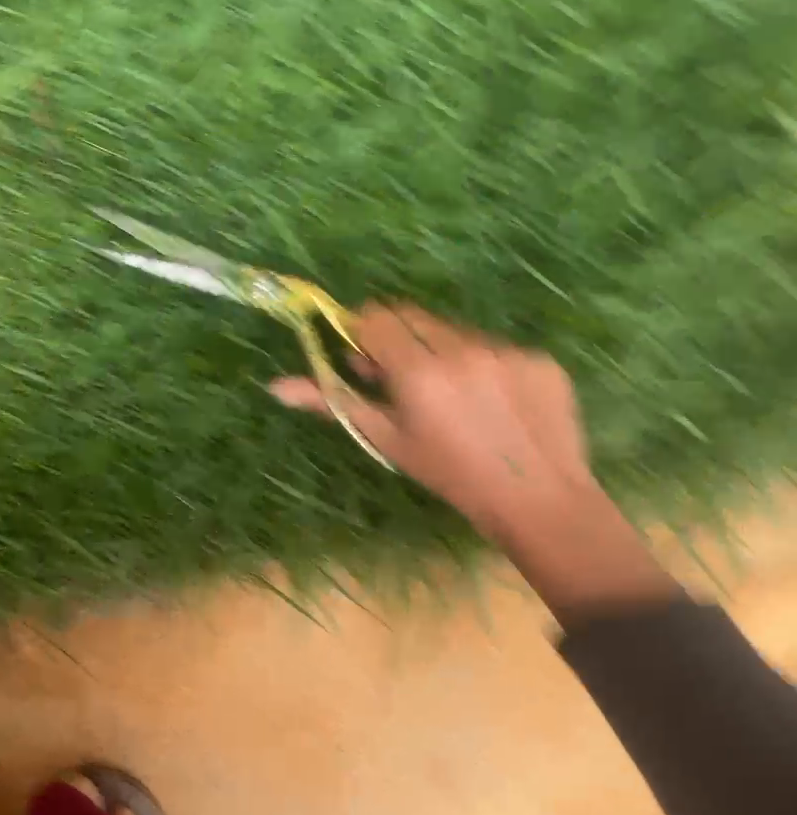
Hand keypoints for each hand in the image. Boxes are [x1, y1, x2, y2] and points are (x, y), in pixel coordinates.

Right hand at [270, 303, 678, 622]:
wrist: (539, 499)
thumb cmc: (446, 470)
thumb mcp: (382, 437)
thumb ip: (332, 401)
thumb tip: (274, 386)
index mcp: (418, 371)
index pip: (376, 317)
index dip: (363, 332)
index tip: (365, 359)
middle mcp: (462, 351)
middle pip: (410, 315)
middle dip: (397, 337)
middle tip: (401, 375)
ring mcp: (506, 352)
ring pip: (450, 328)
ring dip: (437, 347)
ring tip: (449, 391)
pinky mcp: (540, 358)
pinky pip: (492, 343)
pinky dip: (478, 361)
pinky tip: (488, 398)